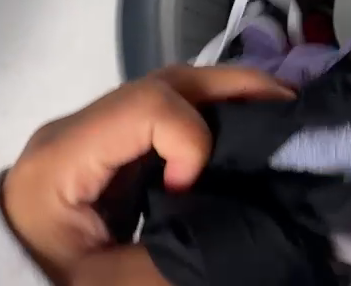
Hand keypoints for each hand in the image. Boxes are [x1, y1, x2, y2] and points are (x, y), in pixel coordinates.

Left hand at [1, 65, 290, 281]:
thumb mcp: (104, 285)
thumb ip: (174, 253)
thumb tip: (248, 223)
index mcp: (64, 157)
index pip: (145, 107)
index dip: (188, 136)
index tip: (192, 191)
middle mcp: (79, 129)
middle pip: (163, 84)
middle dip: (231, 88)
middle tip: (287, 106)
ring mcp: (95, 136)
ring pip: (170, 91)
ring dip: (226, 96)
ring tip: (276, 109)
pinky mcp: (109, 152)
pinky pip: (166, 117)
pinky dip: (210, 116)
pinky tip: (243, 127)